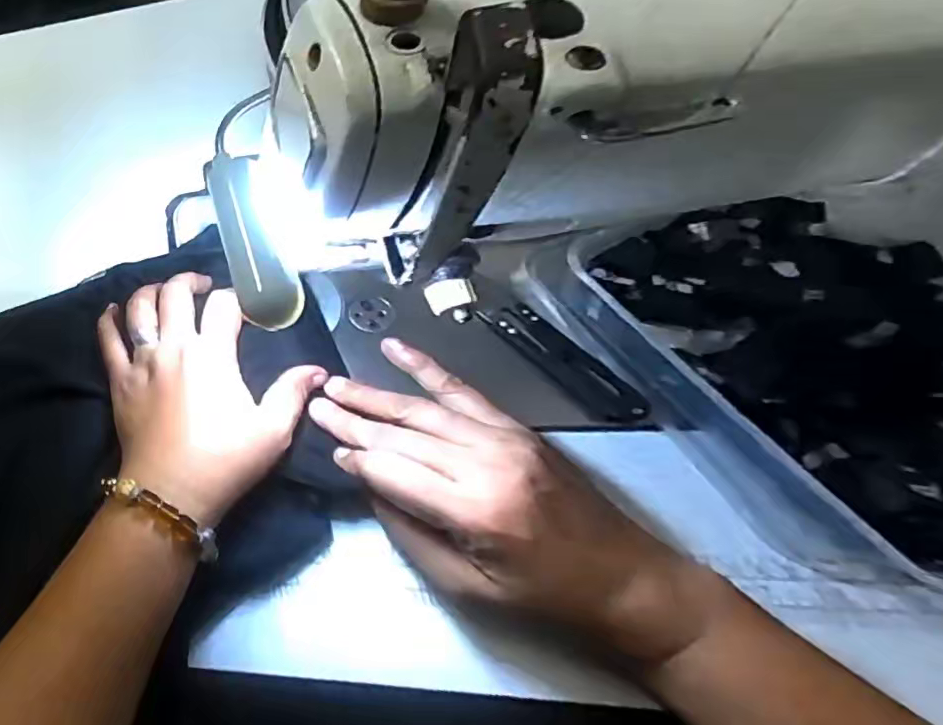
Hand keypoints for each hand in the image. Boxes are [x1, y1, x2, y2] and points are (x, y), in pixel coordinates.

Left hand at [97, 273, 328, 525]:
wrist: (169, 495)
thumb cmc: (224, 462)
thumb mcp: (272, 432)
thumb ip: (292, 393)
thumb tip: (317, 370)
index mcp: (212, 354)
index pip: (224, 305)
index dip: (236, 297)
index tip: (243, 306)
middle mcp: (174, 347)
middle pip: (176, 292)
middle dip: (191, 280)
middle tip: (203, 287)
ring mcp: (142, 360)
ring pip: (139, 306)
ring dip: (152, 290)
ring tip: (164, 293)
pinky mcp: (119, 378)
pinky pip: (108, 338)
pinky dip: (109, 319)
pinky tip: (114, 310)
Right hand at [308, 338, 724, 666]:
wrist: (626, 579)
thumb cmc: (545, 594)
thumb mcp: (472, 588)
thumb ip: (414, 535)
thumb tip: (370, 486)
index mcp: (474, 510)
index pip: (395, 472)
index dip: (357, 459)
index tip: (326, 446)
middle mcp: (484, 462)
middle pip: (403, 434)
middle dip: (354, 419)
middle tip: (315, 402)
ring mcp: (500, 436)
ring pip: (422, 408)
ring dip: (376, 394)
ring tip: (337, 382)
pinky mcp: (512, 425)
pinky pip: (460, 389)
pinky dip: (424, 366)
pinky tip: (395, 348)